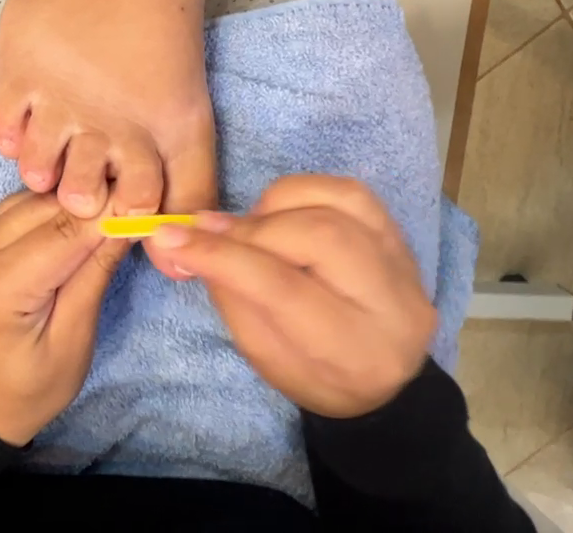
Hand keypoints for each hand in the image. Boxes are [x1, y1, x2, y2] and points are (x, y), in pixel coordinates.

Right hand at [0, 0, 224, 220]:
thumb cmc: (165, 13)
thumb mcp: (191, 97)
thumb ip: (187, 171)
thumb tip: (169, 249)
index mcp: (167, 133)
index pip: (153, 213)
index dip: (138, 223)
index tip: (123, 209)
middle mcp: (114, 128)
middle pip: (90, 203)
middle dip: (87, 202)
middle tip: (83, 178)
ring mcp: (60, 100)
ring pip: (44, 177)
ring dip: (48, 173)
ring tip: (53, 150)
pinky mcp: (19, 72)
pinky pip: (6, 136)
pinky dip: (14, 140)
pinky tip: (27, 122)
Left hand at [0, 191, 130, 444]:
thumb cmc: (35, 383)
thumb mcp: (76, 338)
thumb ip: (96, 273)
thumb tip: (128, 219)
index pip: (63, 233)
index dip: (106, 213)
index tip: (145, 203)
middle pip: (46, 208)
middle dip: (93, 202)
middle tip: (136, 201)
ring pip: (32, 200)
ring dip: (72, 201)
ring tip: (112, 207)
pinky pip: (18, 207)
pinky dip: (50, 207)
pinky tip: (78, 215)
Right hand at [144, 175, 437, 418]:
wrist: (380, 382)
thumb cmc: (310, 372)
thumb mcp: (259, 349)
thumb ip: (225, 289)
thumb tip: (178, 236)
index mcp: (353, 350)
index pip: (281, 287)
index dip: (220, 256)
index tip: (169, 236)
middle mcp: (393, 304)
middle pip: (317, 236)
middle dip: (251, 229)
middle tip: (213, 234)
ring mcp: (404, 264)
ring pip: (336, 203)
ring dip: (276, 207)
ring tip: (253, 229)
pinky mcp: (400, 236)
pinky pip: (349, 191)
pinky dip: (303, 190)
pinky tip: (281, 212)